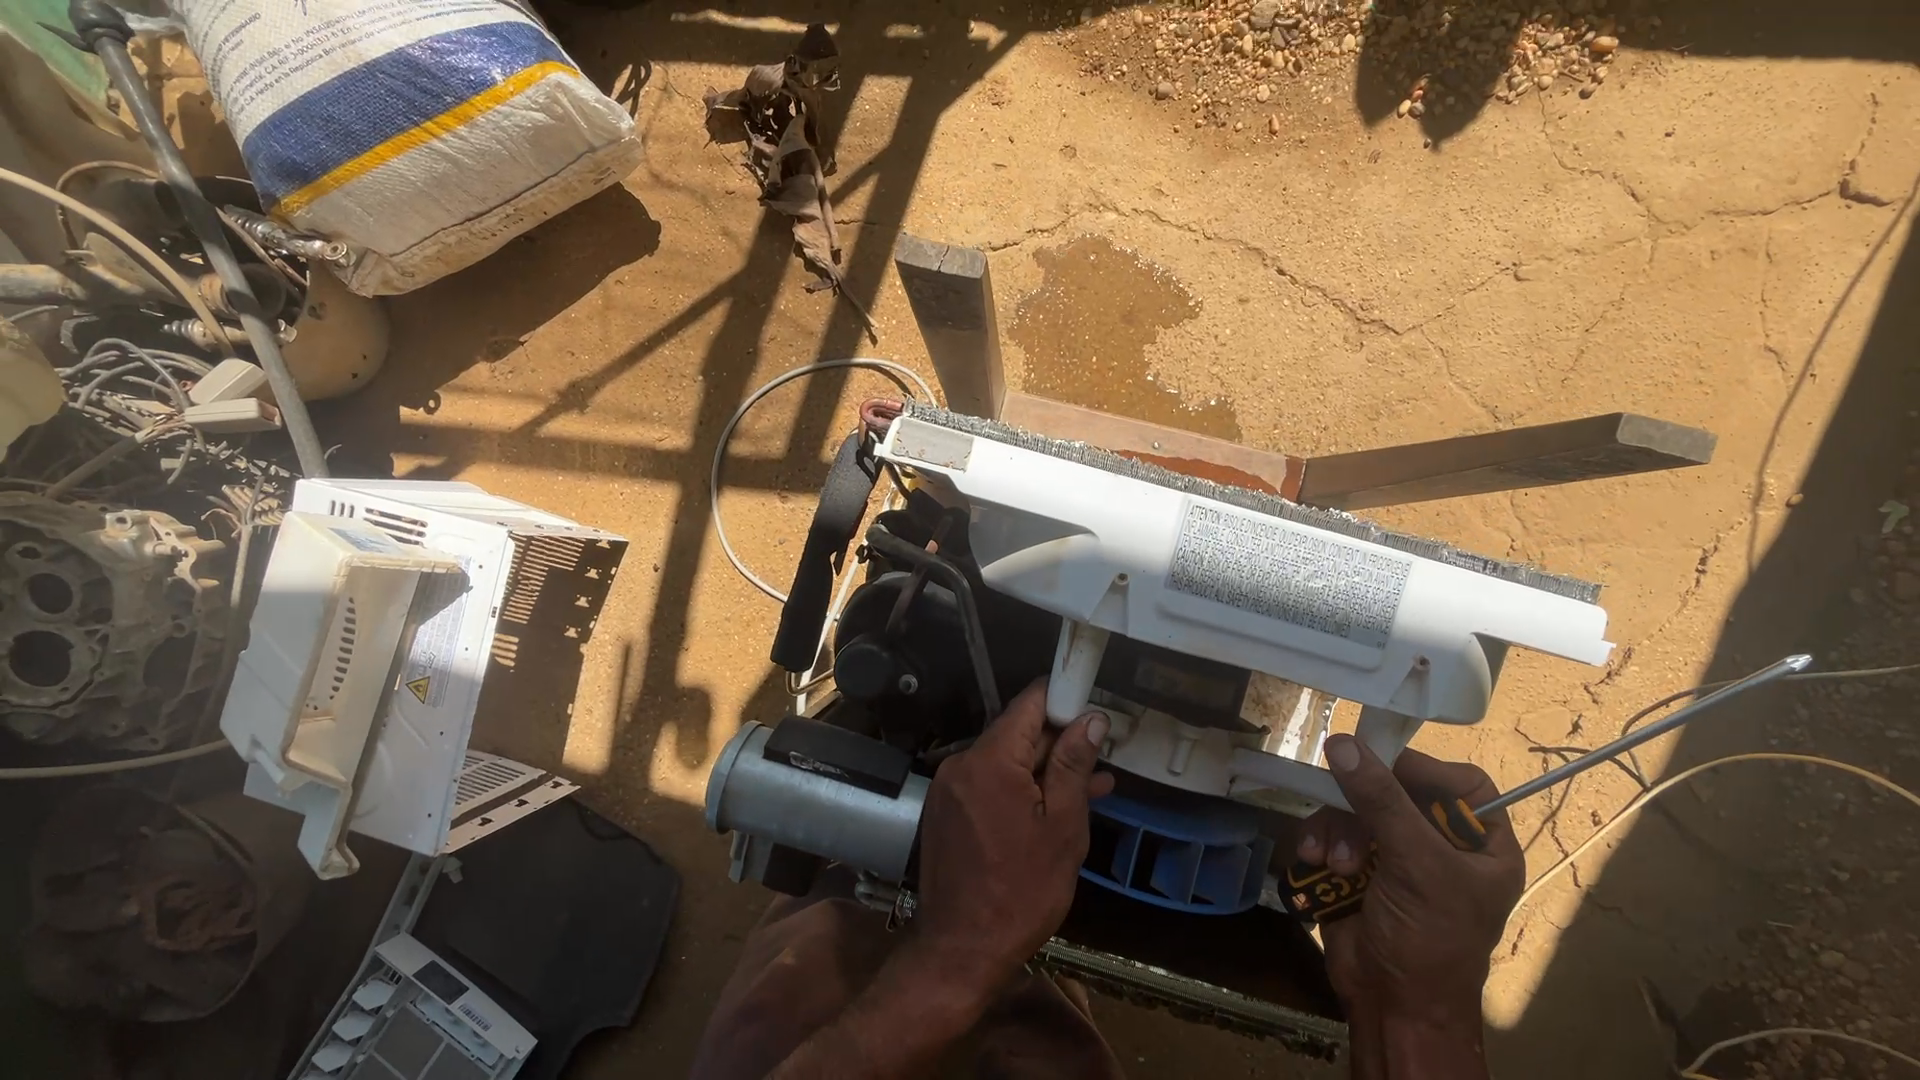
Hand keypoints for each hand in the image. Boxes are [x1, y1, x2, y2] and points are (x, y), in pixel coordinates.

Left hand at [912, 681, 1114, 993]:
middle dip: (1059, 741)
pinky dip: (1022, 789)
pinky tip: (1056, 804)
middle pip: (1016, 733)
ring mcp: (951, 789)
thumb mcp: (1062, 827)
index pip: (1028, 704)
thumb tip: (1090, 720)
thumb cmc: (1021, 892)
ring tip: (1093, 782)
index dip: (1062, 698)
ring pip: (1006, 762)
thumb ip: (1072, 766)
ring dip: (1045, 770)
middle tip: (1101, 753)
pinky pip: (991, 785)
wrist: (962, 951)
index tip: (1093, 703)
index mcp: (989, 760)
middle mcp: (962, 764)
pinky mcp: (948, 812)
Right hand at [1295, 736, 1523, 1077]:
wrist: (1391, 1004)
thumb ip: (1381, 801)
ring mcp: (1393, 854)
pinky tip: (1315, 860)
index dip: (1423, 770)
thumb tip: (1342, 743)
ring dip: (1336, 827)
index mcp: (1480, 845)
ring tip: (1332, 860)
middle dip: (1363, 807)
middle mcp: (1439, 844)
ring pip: (1355, 807)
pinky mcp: (1354, 865)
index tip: (1382, 767)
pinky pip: (1330, 830)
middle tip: (1343, 815)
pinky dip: (1319, 841)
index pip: (1459, 783)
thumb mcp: (1415, 864)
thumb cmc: (1430, 939)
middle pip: (1395, 789)